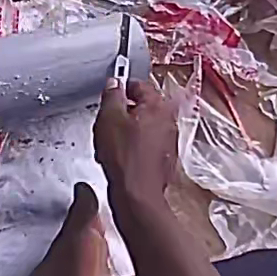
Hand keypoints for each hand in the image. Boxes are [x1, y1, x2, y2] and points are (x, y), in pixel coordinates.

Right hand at [94, 78, 178, 201]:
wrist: (136, 192)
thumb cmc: (125, 158)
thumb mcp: (108, 117)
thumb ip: (112, 95)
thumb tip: (114, 83)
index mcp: (157, 105)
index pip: (139, 84)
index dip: (121, 88)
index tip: (110, 94)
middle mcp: (168, 120)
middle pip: (142, 106)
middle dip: (124, 111)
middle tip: (108, 121)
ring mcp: (168, 140)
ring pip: (143, 125)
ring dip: (128, 129)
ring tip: (112, 141)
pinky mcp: (164, 157)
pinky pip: (146, 143)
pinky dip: (134, 146)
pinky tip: (120, 155)